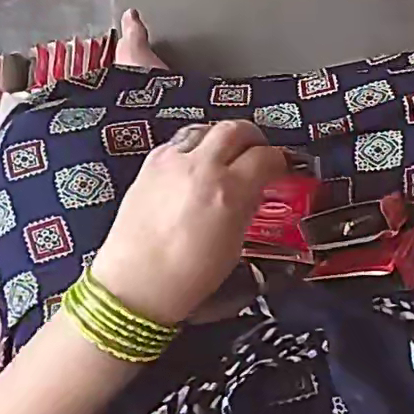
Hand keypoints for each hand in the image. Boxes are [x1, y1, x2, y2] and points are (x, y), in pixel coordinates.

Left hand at [87, 121, 287, 326]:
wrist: (135, 285)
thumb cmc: (187, 277)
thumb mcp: (234, 245)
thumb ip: (247, 208)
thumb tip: (254, 189)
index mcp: (229, 191)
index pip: (265, 157)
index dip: (278, 161)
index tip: (279, 168)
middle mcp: (201, 167)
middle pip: (235, 129)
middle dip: (252, 138)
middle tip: (256, 152)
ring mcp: (172, 162)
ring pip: (206, 129)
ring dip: (221, 138)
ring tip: (225, 156)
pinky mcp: (150, 165)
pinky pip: (179, 142)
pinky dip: (193, 147)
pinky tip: (194, 166)